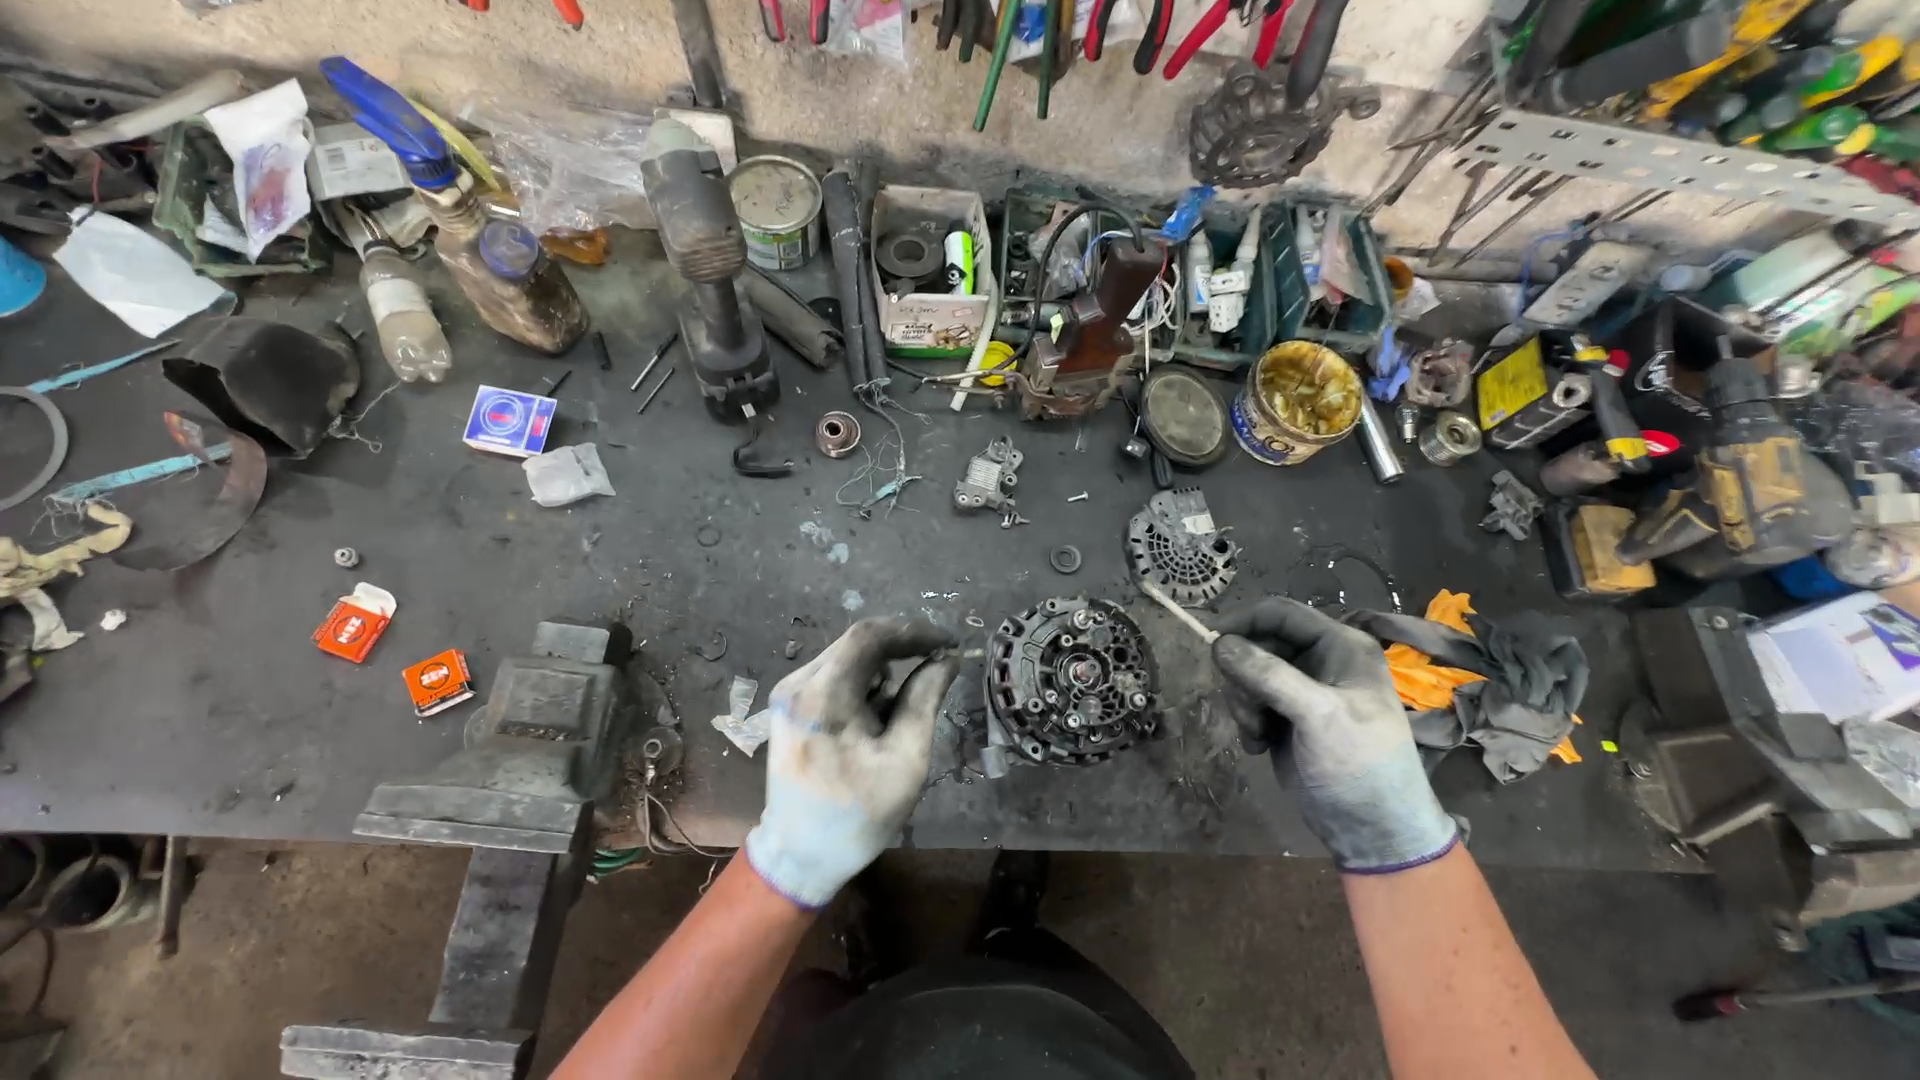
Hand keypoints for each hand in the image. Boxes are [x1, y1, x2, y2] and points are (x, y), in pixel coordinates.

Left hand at [744, 617, 958, 908]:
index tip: (949, 642)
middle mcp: (798, 684)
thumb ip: (924, 700)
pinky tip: (872, 725)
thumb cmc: (858, 814)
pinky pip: (834, 678)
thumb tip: (946, 660)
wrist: (799, 855)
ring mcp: (788, 695)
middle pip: (856, 645)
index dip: (913, 631)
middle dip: (900, 652)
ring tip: (895, 720)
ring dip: (880, 675)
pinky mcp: (789, 707)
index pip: (868, 636)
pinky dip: (862, 688)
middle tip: (937, 669)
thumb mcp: (905, 759)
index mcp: (822, 696)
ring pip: (846, 660)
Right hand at [1210, 597, 1457, 873]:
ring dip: (1243, 702)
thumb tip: (1218, 643)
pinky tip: (1259, 745)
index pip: (1280, 614)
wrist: (1373, 830)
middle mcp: (1321, 660)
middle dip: (1242, 674)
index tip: (1208, 642)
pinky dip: (1246, 720)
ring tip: (1258, 733)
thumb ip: (1269, 676)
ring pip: (1248, 673)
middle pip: (1257, 643)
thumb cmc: (1359, 765)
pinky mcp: (1287, 717)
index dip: (1242, 621)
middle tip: (1247, 709)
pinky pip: (1249, 700)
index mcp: (1340, 646)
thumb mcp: (1318, 715)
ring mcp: (1302, 690)